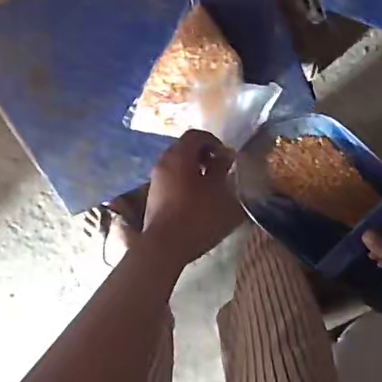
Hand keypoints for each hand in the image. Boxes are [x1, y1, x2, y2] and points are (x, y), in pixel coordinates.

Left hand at [140, 130, 244, 265]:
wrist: (164, 247)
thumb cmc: (197, 216)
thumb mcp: (219, 191)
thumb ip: (223, 169)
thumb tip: (225, 157)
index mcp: (178, 155)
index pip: (196, 135)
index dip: (215, 141)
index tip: (228, 157)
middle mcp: (163, 162)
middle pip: (185, 148)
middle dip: (205, 155)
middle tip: (222, 170)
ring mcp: (156, 180)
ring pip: (178, 165)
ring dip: (195, 169)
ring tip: (212, 187)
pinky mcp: (153, 196)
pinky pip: (172, 179)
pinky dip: (186, 181)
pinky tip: (198, 200)